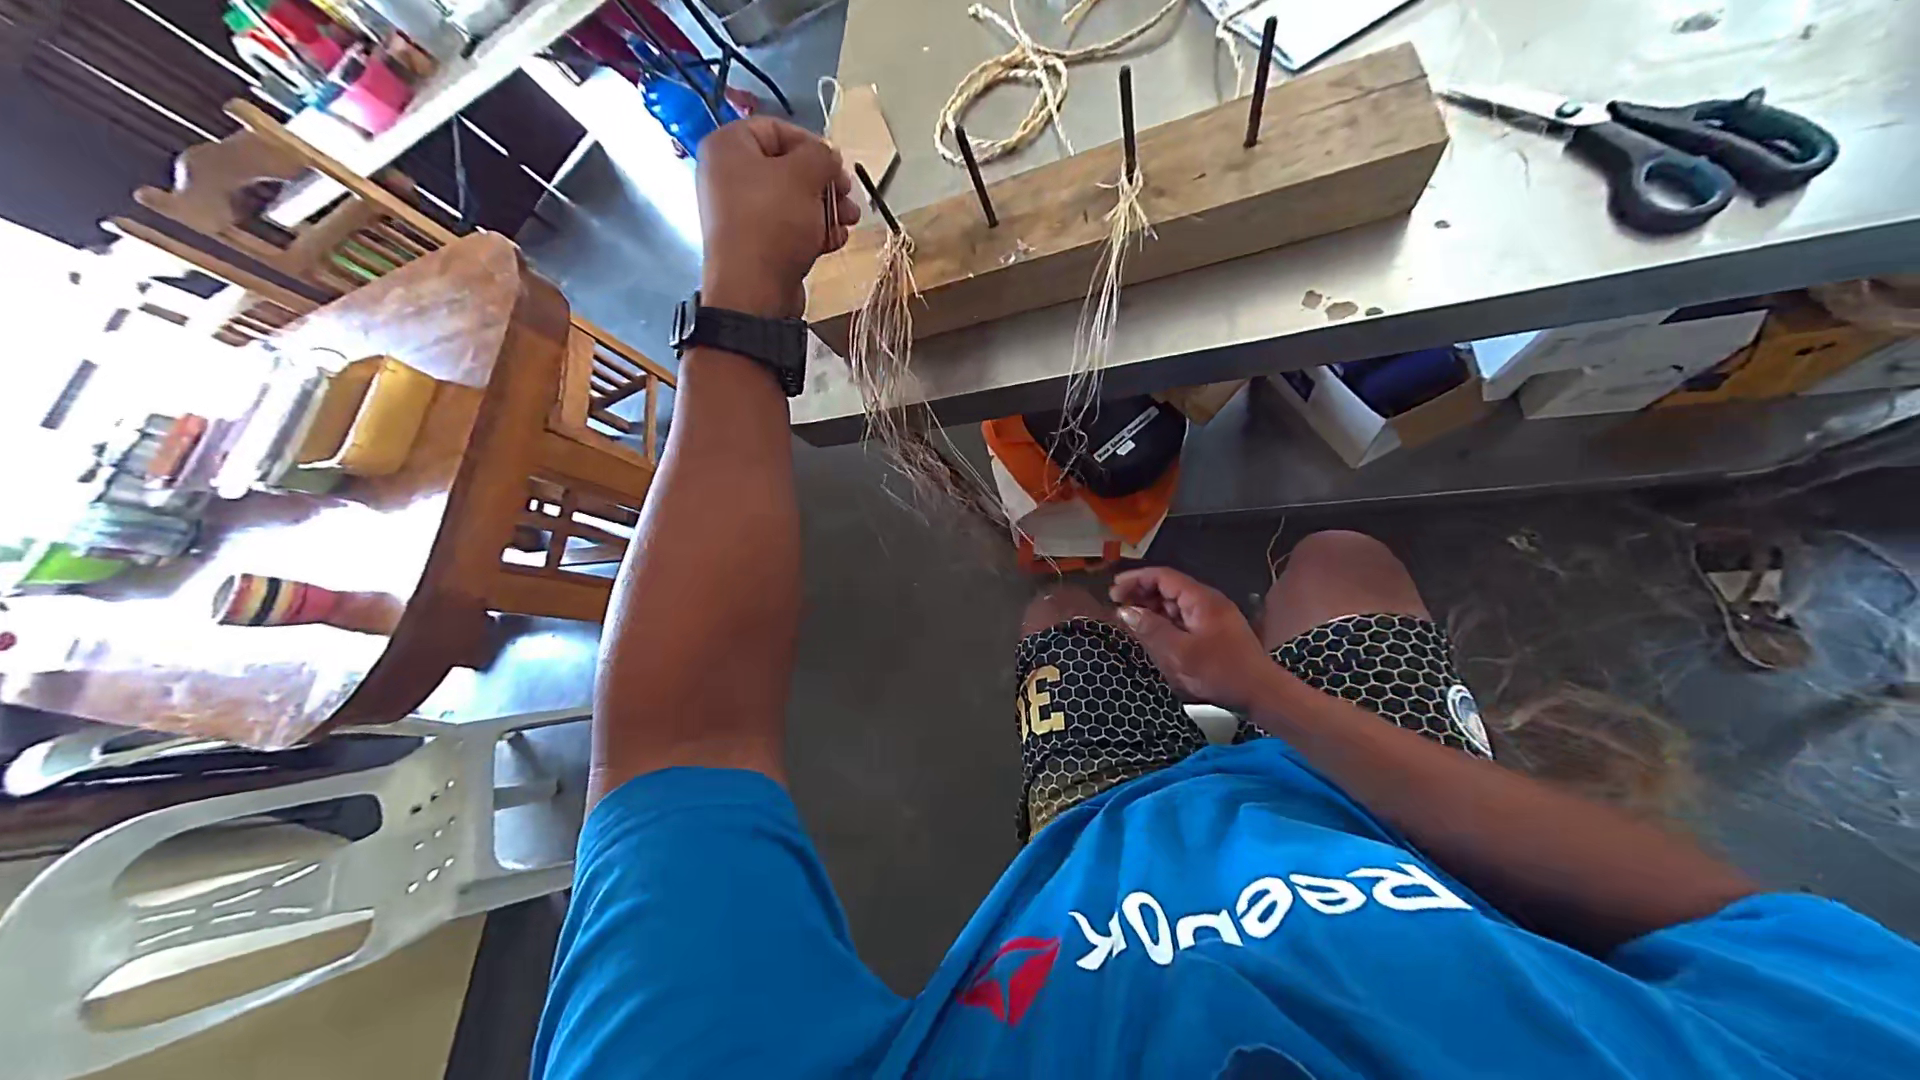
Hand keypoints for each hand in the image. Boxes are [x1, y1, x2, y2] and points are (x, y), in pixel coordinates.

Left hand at [696, 116, 859, 318]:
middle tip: (848, 195)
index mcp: (729, 147)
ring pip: (793, 201)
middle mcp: (729, 177)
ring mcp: (742, 214)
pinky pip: (788, 228)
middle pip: (788, 169)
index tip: (837, 163)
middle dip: (825, 183)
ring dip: (827, 209)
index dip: (812, 143)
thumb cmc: (773, 222)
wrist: (754, 290)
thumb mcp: (804, 176)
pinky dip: (814, 231)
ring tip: (849, 220)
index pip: (776, 129)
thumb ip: (821, 155)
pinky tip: (835, 240)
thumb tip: (829, 156)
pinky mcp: (757, 245)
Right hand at [1110, 567, 1273, 708]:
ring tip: (1128, 616)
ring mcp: (1212, 616)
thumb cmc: (1221, 671)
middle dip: (1141, 592)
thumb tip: (1125, 611)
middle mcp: (1207, 601)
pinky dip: (1164, 619)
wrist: (1262, 693)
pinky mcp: (1214, 631)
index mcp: (1201, 599)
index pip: (1164, 577)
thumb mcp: (1180, 652)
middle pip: (1169, 587)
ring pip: (1175, 603)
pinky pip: (1183, 617)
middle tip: (1117, 603)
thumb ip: (1151, 628)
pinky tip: (1151, 629)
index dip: (1136, 579)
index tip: (1114, 588)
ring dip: (1151, 606)